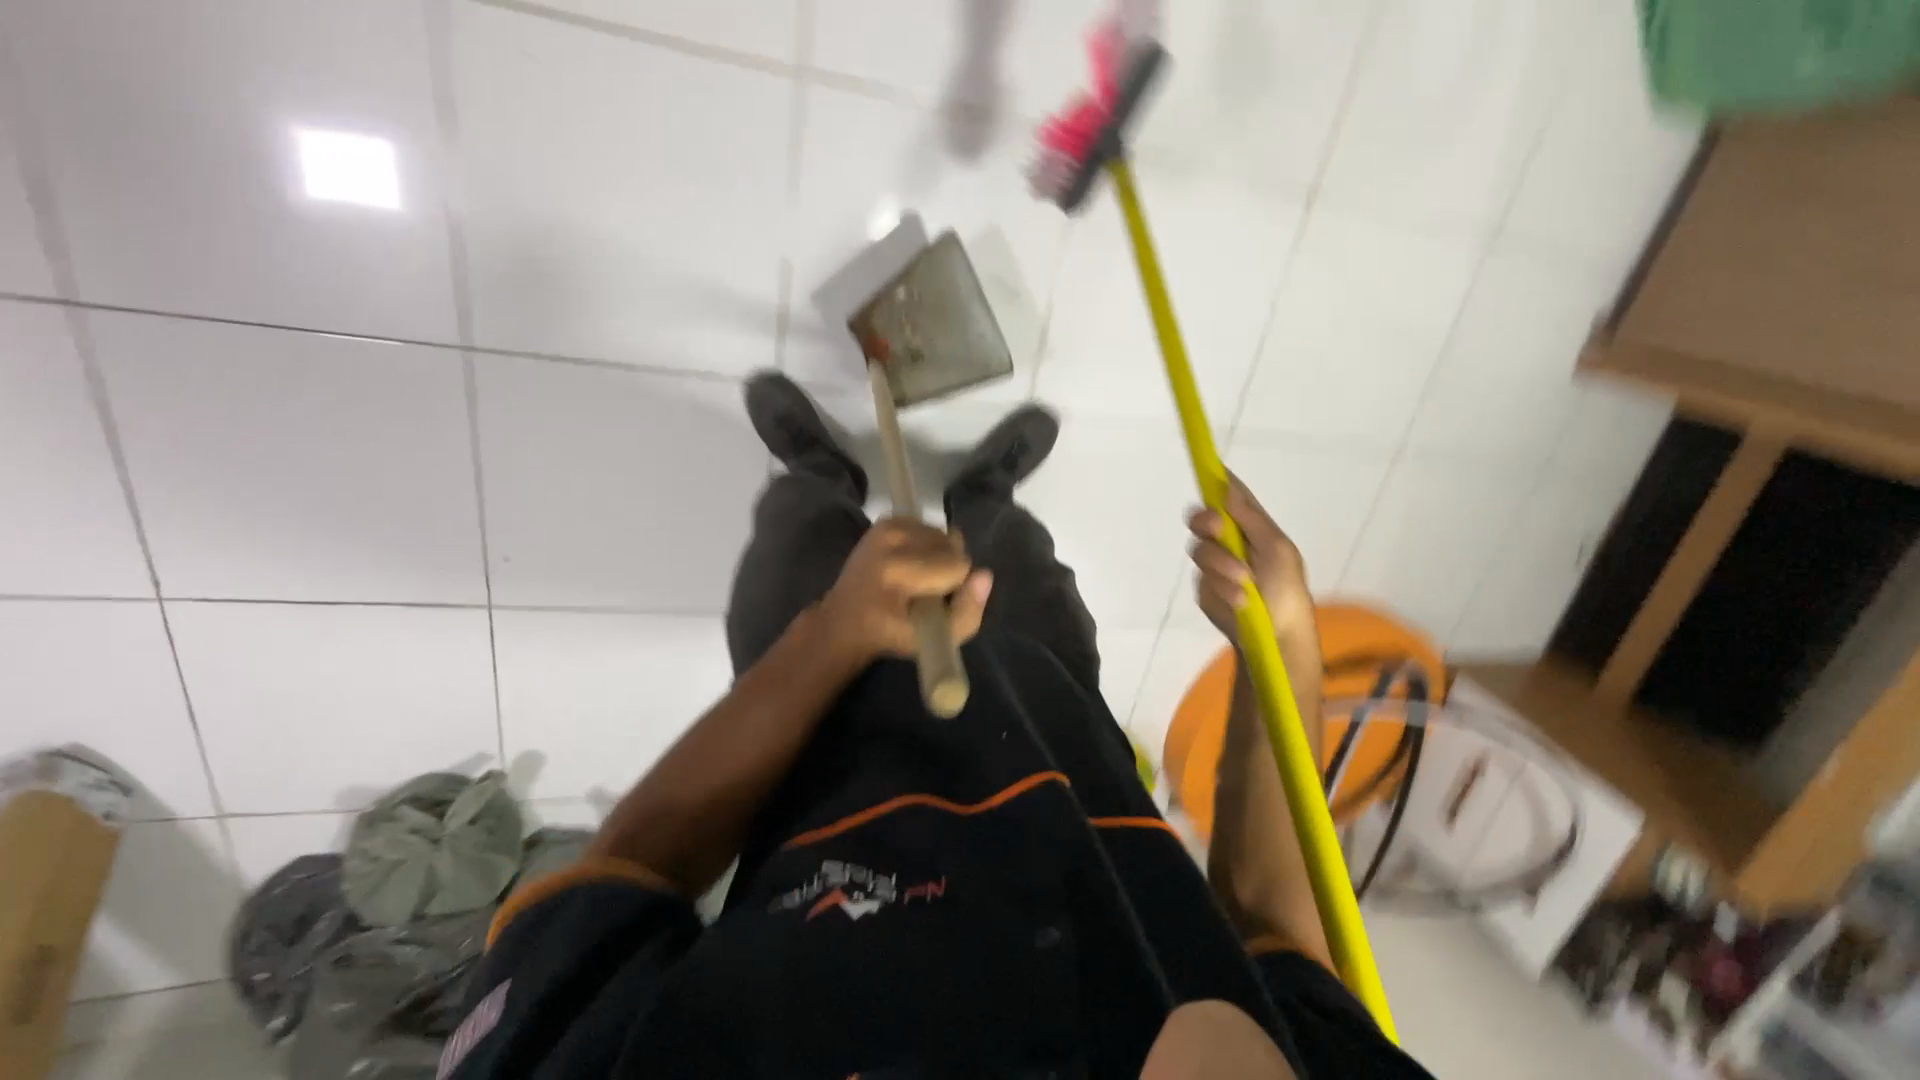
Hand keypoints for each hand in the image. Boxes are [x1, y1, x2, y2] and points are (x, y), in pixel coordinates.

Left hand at [816, 518, 993, 662]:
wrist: (845, 619)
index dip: (956, 586)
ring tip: (917, 577)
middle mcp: (890, 541)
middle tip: (927, 589)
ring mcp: (885, 527)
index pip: (959, 564)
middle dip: (949, 566)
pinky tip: (910, 563)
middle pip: (951, 543)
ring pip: (941, 533)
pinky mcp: (884, 522)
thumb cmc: (891, 634)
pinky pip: (927, 526)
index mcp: (898, 572)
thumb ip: (968, 612)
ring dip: (939, 554)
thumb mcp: (935, 640)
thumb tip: (985, 575)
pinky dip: (926, 544)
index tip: (936, 603)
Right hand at [1187, 473, 1312, 644]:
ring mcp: (1214, 563)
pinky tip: (1239, 599)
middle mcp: (1227, 539)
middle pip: (1202, 518)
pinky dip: (1221, 587)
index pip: (1229, 495)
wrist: (1277, 633)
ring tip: (1244, 584)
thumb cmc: (1286, 587)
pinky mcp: (1205, 586)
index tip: (1208, 472)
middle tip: (1217, 531)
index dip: (1217, 481)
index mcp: (1250, 525)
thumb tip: (1226, 487)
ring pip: (1200, 549)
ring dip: (1222, 565)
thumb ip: (1250, 519)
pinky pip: (1202, 578)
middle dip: (1206, 522)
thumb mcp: (1276, 549)